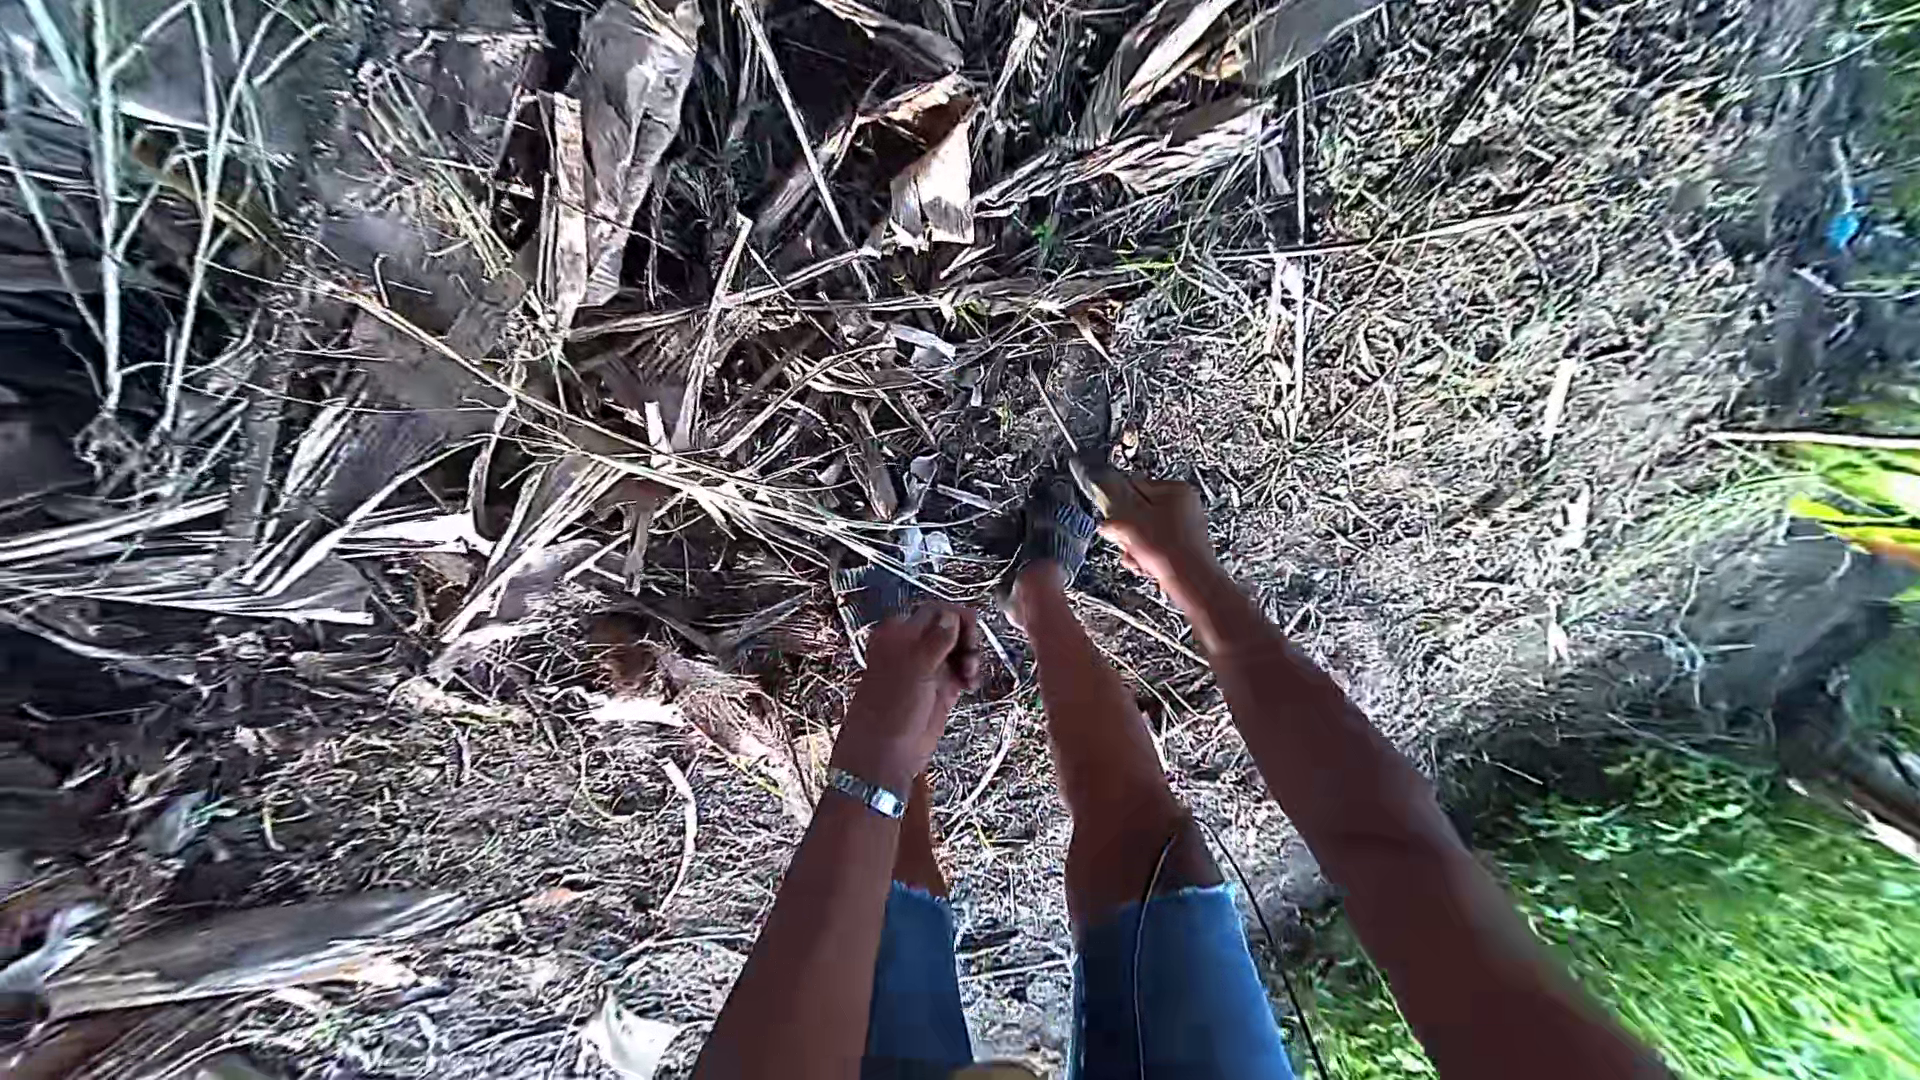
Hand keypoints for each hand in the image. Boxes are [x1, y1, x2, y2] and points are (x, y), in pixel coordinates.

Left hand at [831, 602, 981, 793]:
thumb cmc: (891, 707)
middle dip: (965, 637)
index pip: (933, 611)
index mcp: (900, 634)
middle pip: (950, 627)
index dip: (954, 617)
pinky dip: (970, 673)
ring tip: (970, 674)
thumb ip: (936, 638)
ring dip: (971, 656)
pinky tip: (970, 685)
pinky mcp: (942, 688)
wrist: (886, 753)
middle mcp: (915, 647)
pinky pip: (963, 670)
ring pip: (959, 648)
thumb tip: (952, 615)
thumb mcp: (914, 667)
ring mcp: (929, 667)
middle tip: (971, 653)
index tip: (970, 627)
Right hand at [1093, 475, 1218, 585]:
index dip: (1120, 504)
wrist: (1189, 580)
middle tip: (1127, 540)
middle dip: (1128, 532)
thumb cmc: (1168, 548)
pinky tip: (1145, 566)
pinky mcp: (1183, 550)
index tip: (1114, 517)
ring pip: (1145, 534)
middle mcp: (1185, 507)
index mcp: (1176, 490)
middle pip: (1139, 513)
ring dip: (1134, 547)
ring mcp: (1186, 529)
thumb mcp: (1128, 522)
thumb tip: (1105, 515)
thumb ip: (1112, 514)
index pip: (1136, 487)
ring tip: (1137, 556)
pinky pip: (1155, 548)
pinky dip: (1146, 557)